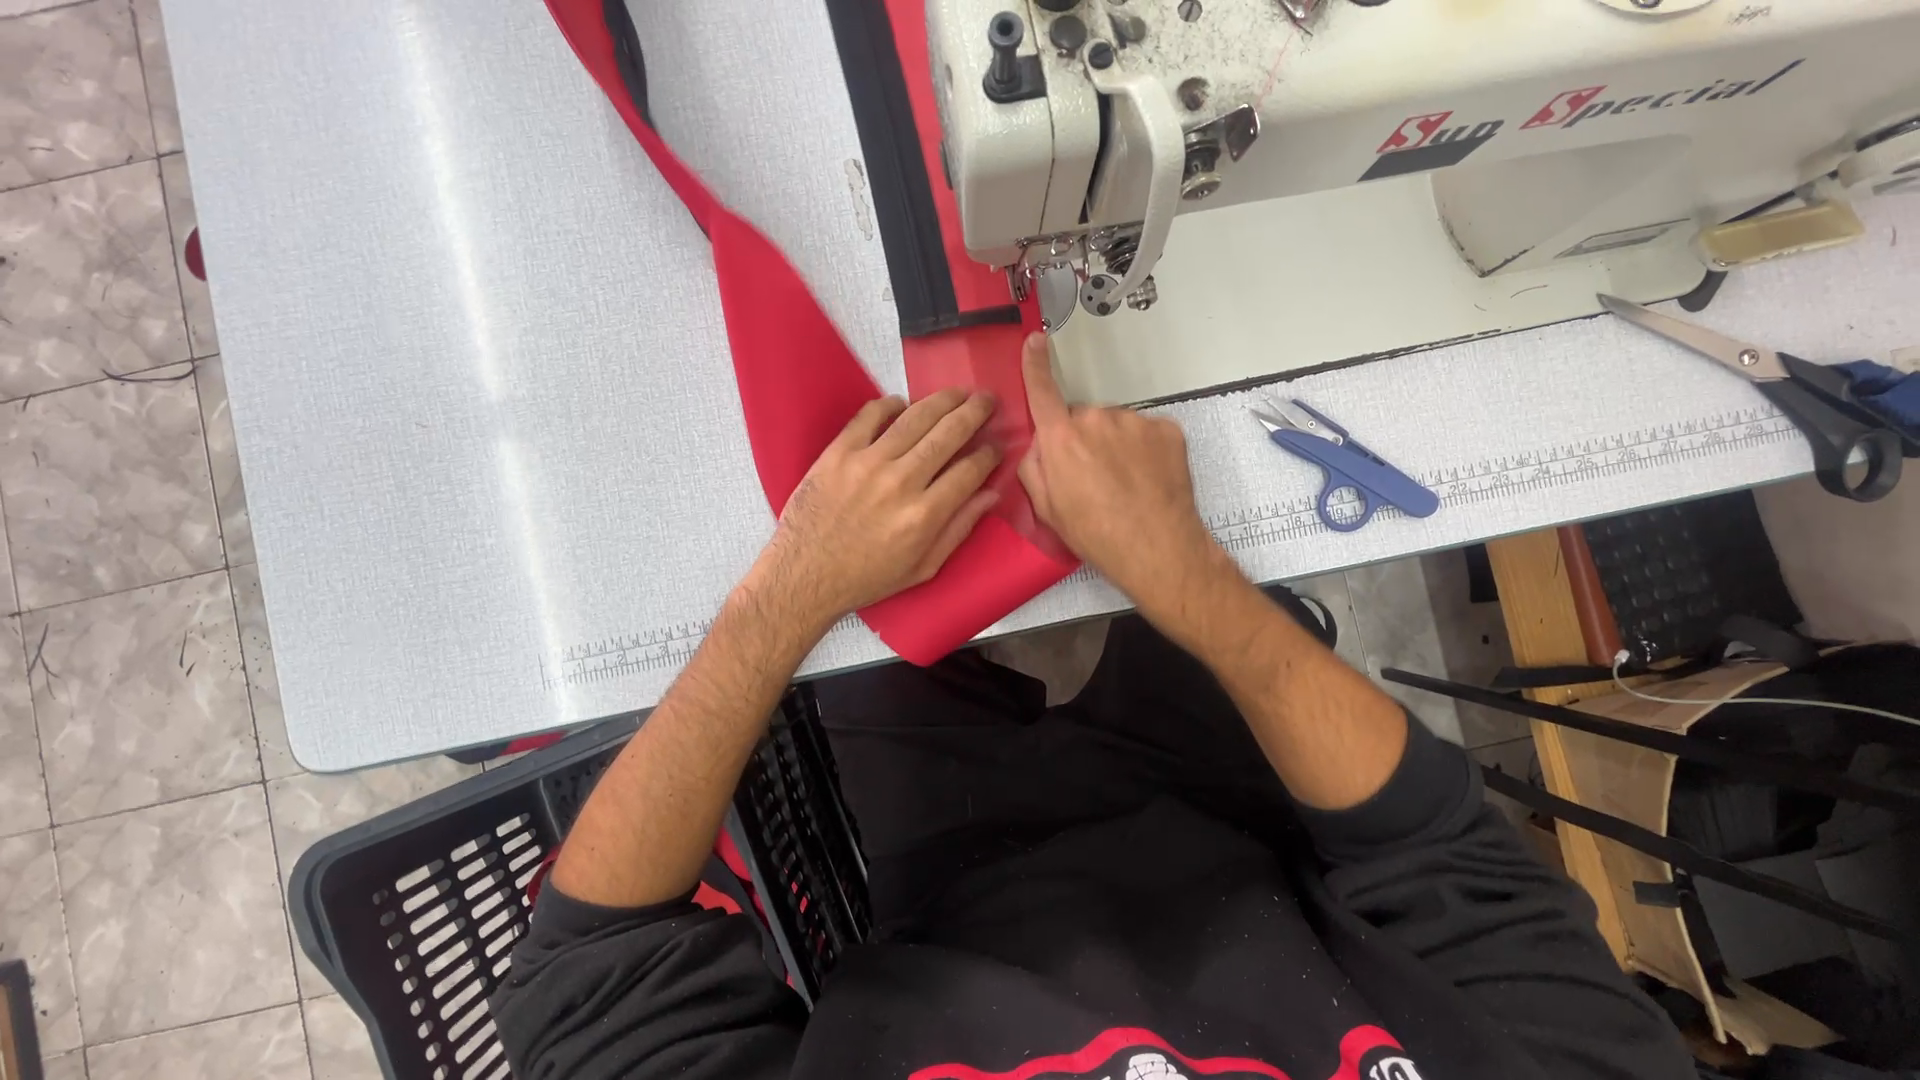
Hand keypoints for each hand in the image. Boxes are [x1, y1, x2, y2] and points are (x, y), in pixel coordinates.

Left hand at [749, 388, 1002, 625]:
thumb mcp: (923, 568)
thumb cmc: (866, 577)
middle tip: (988, 399)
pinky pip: (870, 415)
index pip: (970, 470)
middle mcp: (900, 483)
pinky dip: (890, 404)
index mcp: (925, 516)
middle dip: (974, 412)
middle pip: (948, 434)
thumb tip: (990, 495)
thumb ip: (959, 530)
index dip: (989, 454)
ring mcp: (867, 463)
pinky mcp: (838, 452)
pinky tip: (903, 404)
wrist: (805, 575)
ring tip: (957, 393)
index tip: (997, 445)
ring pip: (915, 418)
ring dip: (942, 400)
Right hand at [1017, 333, 1220, 610]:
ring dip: (1115, 446)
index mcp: (1061, 439)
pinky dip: (1144, 450)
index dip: (1036, 365)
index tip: (1035, 340)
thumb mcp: (1047, 510)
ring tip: (1123, 484)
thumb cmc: (1098, 536)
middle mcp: (1097, 420)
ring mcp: (1135, 422)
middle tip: (1092, 480)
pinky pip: (1146, 432)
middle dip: (1083, 440)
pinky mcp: (1166, 430)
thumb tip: (1039, 449)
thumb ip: (1034, 469)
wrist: (1158, 550)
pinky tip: (1146, 479)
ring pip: (1115, 426)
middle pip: (1082, 419)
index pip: (1042, 391)